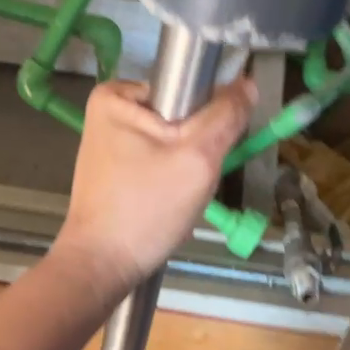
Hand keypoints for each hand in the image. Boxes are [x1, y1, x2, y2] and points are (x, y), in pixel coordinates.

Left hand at [54, 78, 256, 294]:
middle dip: (195, 148)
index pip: (189, 87)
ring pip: (174, 143)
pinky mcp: (113, 170)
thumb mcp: (198, 157)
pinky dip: (170, 182)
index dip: (210, 117)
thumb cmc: (145, 210)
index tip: (206, 152)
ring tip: (174, 197)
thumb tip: (247, 83)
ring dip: (186, 169)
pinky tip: (164, 204)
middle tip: (188, 181)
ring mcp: (109, 142)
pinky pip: (159, 163)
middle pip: (182, 116)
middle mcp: (108, 110)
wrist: (102, 266)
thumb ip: (227, 115)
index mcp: (116, 93)